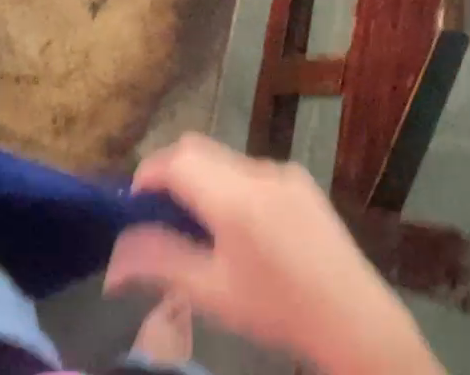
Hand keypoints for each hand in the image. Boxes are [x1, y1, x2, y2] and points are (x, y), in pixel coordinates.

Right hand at [105, 134, 441, 374]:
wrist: (355, 320)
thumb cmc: (277, 309)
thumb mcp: (211, 293)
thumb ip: (159, 262)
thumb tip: (114, 254)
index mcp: (234, 198)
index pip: (176, 160)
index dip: (148, 173)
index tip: (134, 203)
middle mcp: (258, 171)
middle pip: (197, 149)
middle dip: (171, 172)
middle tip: (160, 213)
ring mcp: (283, 172)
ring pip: (223, 158)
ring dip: (201, 177)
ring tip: (201, 224)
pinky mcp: (301, 180)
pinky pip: (250, 168)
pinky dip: (229, 183)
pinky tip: (240, 226)